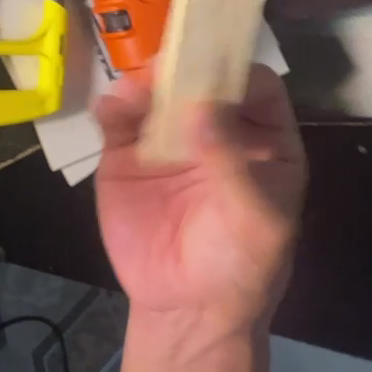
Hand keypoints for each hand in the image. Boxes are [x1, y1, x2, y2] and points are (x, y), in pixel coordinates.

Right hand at [94, 64, 304, 329]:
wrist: (183, 307)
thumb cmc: (238, 265)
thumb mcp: (253, 218)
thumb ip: (229, 160)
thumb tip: (198, 103)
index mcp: (260, 142)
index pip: (253, 87)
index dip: (234, 70)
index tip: (208, 64)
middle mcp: (213, 130)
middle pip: (195, 79)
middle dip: (178, 69)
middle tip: (160, 71)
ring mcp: (164, 139)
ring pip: (151, 92)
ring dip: (139, 84)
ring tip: (131, 97)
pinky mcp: (123, 152)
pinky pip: (115, 117)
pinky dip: (110, 107)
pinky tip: (110, 113)